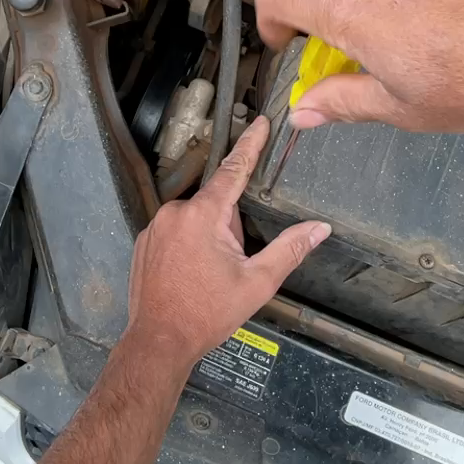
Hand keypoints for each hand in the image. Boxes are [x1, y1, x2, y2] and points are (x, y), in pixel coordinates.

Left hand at [125, 116, 331, 367]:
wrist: (158, 341)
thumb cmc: (204, 314)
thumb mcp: (257, 283)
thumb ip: (290, 250)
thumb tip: (318, 229)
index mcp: (204, 215)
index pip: (234, 169)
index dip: (251, 145)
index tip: (261, 122)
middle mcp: (175, 212)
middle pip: (217, 203)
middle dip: (230, 227)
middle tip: (229, 265)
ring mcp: (156, 226)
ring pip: (196, 219)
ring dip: (209, 237)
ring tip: (207, 275)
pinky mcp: (145, 240)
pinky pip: (176, 231)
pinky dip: (188, 245)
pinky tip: (190, 275)